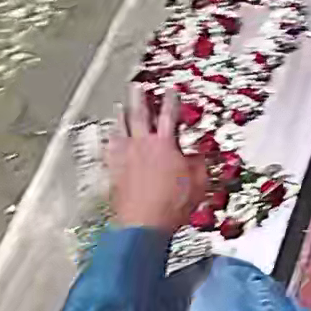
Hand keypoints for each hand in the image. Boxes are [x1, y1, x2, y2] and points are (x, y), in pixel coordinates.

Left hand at [106, 90, 207, 232]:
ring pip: (121, 128)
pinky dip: (111, 138)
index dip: (171, 101)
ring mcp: (125, 156)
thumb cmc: (173, 204)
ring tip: (121, 106)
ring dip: (121, 115)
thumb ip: (198, 164)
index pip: (169, 116)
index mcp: (165, 145)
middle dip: (139, 99)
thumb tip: (198, 156)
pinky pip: (110, 147)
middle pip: (139, 115)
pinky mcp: (114, 170)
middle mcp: (142, 145)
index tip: (171, 90)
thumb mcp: (199, 182)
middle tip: (137, 86)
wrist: (143, 223)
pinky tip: (110, 137)